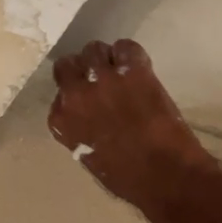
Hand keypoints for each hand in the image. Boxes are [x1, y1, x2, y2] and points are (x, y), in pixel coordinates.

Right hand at [48, 39, 217, 211]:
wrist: (163, 173)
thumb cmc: (125, 176)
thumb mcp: (86, 155)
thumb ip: (77, 128)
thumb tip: (85, 113)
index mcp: (61, 120)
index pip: (58, 92)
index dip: (73, 91)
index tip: (85, 96)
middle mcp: (75, 94)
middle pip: (68, 64)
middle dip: (81, 68)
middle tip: (98, 77)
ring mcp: (104, 79)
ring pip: (93, 49)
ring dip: (104, 57)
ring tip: (118, 69)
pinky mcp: (133, 71)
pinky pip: (125, 46)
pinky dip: (129, 53)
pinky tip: (136, 67)